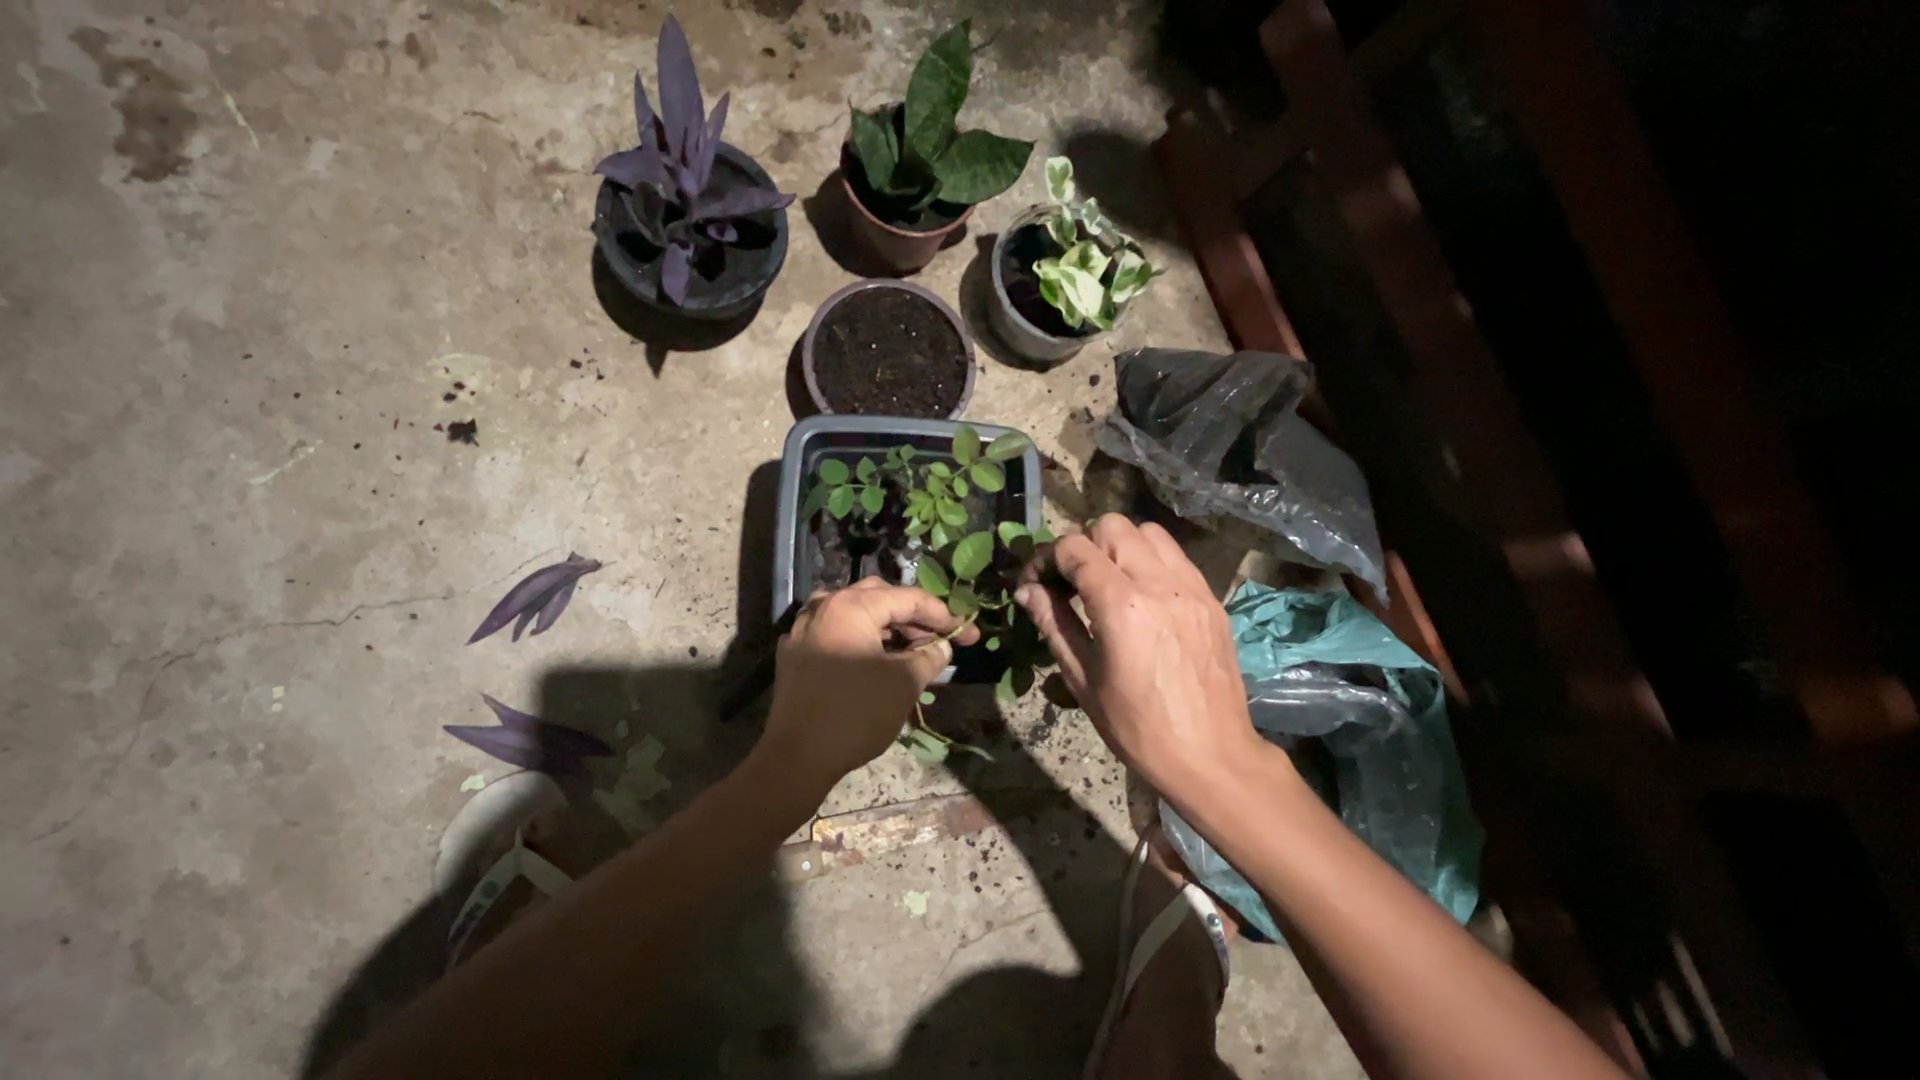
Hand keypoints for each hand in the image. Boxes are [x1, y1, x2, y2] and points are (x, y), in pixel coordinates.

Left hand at [761, 579, 977, 792]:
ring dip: (888, 629)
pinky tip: (878, 661)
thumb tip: (942, 647)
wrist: (797, 757)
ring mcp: (804, 631)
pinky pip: (837, 636)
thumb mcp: (903, 683)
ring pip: (856, 617)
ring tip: (915, 650)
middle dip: (915, 618)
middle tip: (943, 639)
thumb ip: (929, 657)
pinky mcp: (795, 656)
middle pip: (880, 600)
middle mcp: (823, 607)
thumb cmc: (856, 714)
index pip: (908, 599)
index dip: (943, 615)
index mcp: (850, 606)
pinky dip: (862, 642)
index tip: (969, 634)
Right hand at [1016, 515, 1268, 801]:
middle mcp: (1159, 584)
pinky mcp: (1211, 599)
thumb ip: (1054, 624)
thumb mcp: (1084, 680)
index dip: (1046, 558)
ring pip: (1148, 533)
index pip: (1075, 549)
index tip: (1036, 582)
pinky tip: (1141, 596)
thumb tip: (1027, 590)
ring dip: (1120, 546)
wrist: (1211, 755)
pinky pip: (1176, 557)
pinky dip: (1150, 561)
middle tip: (1073, 583)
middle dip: (1084, 546)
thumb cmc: (1138, 728)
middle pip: (1112, 527)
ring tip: (1108, 583)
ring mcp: (1191, 588)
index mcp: (1122, 606)